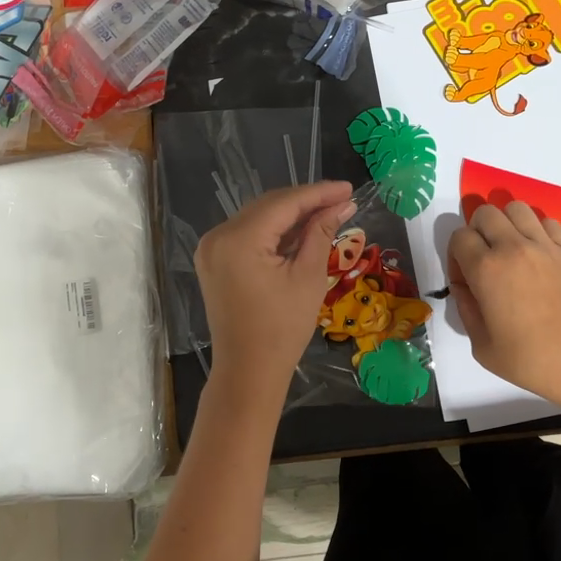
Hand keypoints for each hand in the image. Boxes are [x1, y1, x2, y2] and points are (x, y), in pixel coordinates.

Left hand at [195, 181, 355, 390]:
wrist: (248, 372)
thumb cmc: (282, 329)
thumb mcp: (308, 278)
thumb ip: (321, 233)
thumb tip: (341, 204)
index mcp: (238, 239)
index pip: (284, 203)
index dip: (318, 193)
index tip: (348, 188)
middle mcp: (218, 236)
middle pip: (268, 206)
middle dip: (306, 202)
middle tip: (343, 199)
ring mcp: (212, 248)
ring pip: (258, 218)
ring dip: (292, 215)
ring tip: (329, 212)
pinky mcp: (214, 260)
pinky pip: (248, 234)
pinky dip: (274, 231)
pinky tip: (301, 230)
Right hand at [446, 201, 560, 408]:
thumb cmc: (530, 361)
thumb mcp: (482, 345)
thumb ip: (465, 308)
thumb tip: (463, 285)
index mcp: (486, 269)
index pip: (459, 236)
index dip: (456, 255)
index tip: (466, 277)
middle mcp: (513, 247)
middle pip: (485, 213)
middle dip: (478, 231)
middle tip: (485, 258)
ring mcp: (545, 246)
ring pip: (517, 208)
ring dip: (508, 223)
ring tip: (511, 248)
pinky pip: (549, 221)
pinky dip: (538, 230)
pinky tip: (539, 253)